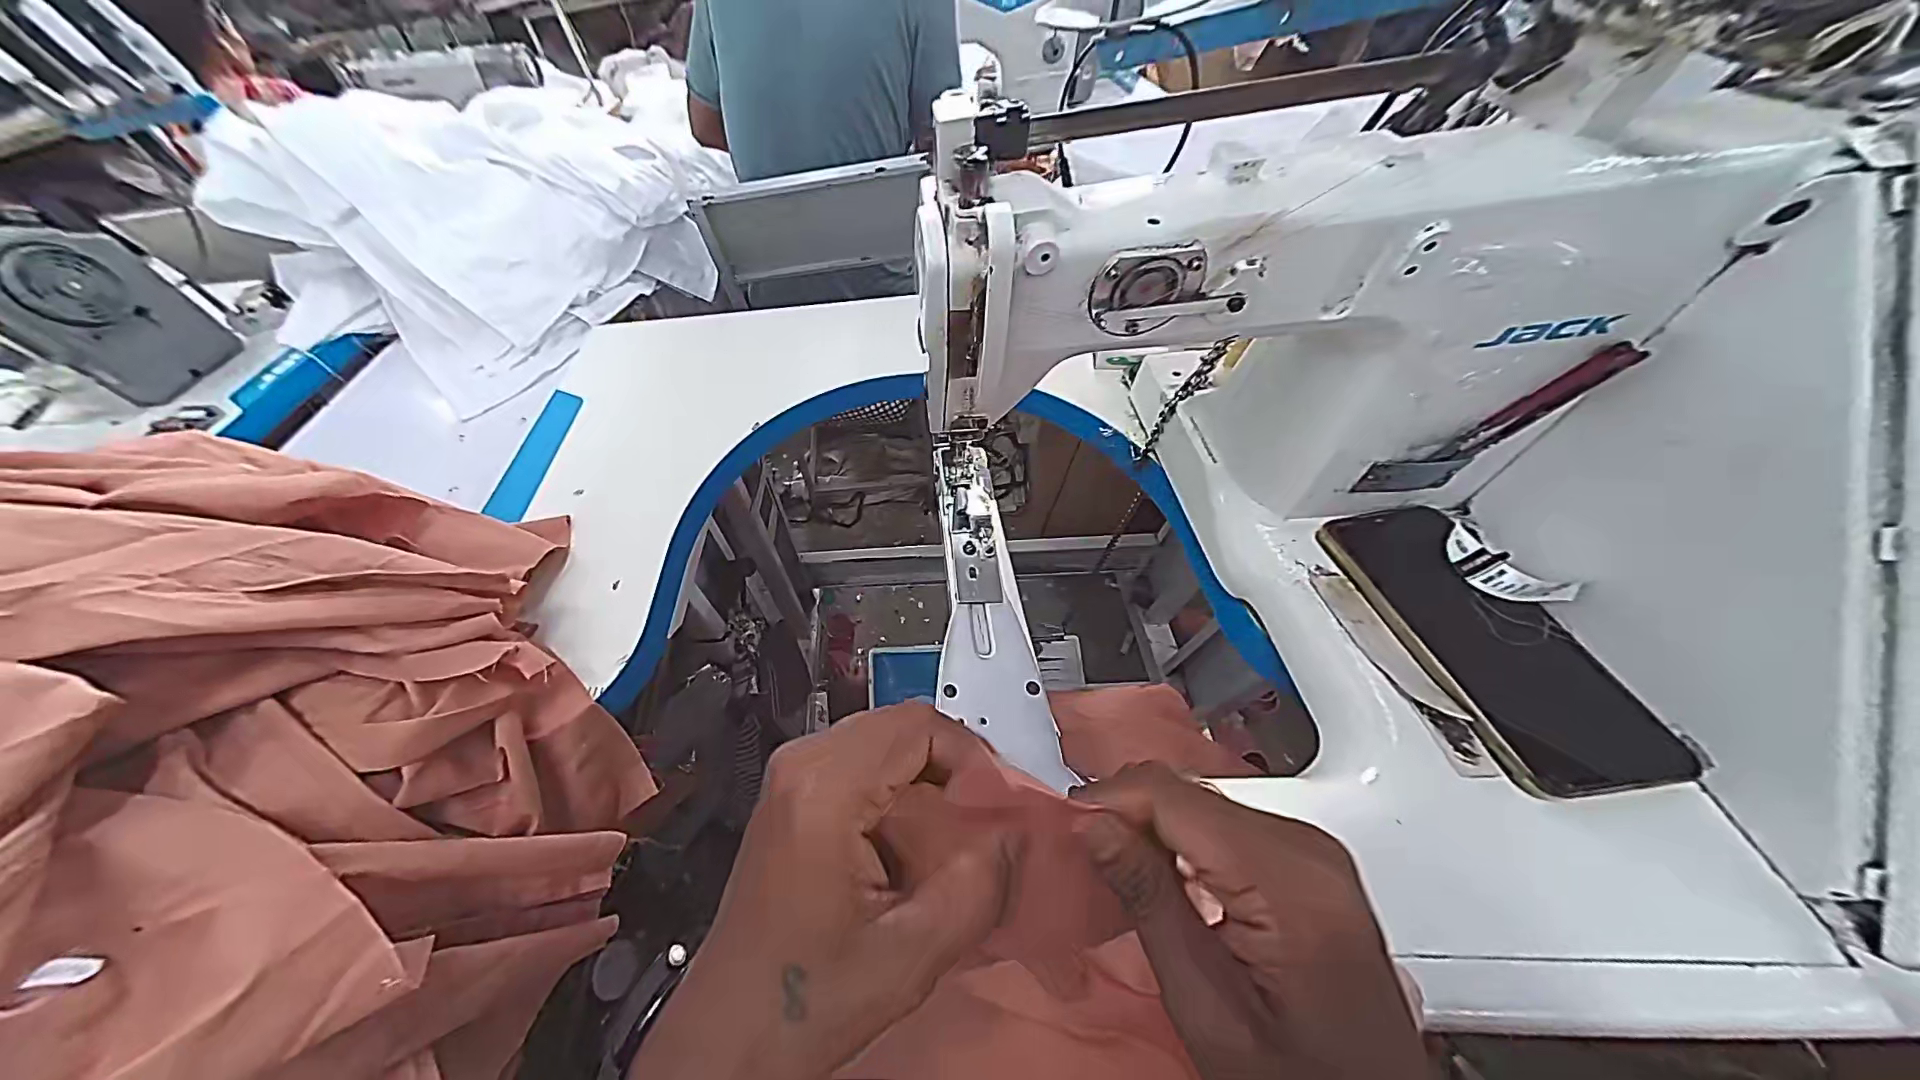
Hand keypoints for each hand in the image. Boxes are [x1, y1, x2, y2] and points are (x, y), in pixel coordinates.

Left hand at [630, 704, 1018, 1079]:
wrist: (731, 1029)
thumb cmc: (803, 998)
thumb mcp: (910, 956)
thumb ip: (979, 886)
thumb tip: (1013, 835)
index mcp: (822, 789)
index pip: (919, 725)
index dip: (971, 756)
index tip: (994, 803)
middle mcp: (800, 765)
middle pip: (902, 724)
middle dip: (953, 765)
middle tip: (981, 818)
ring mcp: (791, 774)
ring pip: (886, 738)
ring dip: (928, 775)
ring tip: (950, 833)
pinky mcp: (793, 791)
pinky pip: (864, 759)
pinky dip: (902, 785)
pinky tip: (911, 838)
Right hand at [1073, 763, 1427, 1079]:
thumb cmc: (1295, 1076)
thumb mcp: (1207, 1005)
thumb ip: (1149, 901)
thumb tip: (1096, 825)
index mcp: (1289, 877)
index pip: (1174, 796)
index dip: (1111, 799)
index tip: (1071, 826)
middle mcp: (1307, 846)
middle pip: (1188, 792)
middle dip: (1128, 812)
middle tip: (1088, 852)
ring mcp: (1310, 849)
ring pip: (1200, 802)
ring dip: (1151, 826)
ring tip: (1117, 867)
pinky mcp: (1304, 858)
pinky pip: (1223, 824)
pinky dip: (1181, 839)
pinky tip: (1161, 874)